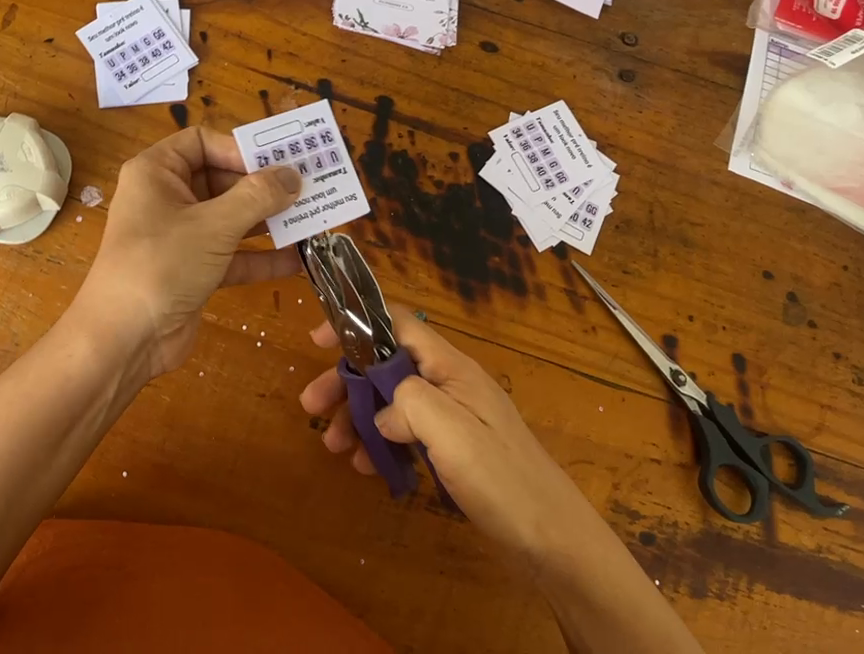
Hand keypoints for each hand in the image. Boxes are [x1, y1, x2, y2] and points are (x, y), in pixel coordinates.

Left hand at [73, 127, 302, 376]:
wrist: (124, 338)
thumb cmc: (162, 264)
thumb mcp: (213, 225)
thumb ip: (256, 197)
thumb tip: (293, 175)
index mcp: (156, 172)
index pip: (201, 142)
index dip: (239, 148)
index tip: (277, 162)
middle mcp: (166, 198)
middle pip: (220, 179)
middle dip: (262, 187)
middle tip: (307, 189)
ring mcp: (180, 236)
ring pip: (230, 218)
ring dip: (267, 221)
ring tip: (312, 219)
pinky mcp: (192, 270)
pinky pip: (232, 254)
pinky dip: (260, 256)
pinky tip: (298, 260)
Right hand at [298, 307, 593, 560]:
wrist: (552, 539)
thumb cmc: (500, 476)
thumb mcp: (448, 427)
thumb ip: (406, 400)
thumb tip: (383, 412)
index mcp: (450, 367)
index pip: (396, 324)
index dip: (355, 324)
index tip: (317, 340)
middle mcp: (450, 383)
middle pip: (385, 366)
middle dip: (346, 382)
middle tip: (311, 406)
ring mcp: (453, 416)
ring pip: (391, 401)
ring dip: (358, 418)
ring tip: (334, 448)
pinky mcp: (455, 448)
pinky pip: (406, 432)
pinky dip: (381, 443)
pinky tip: (368, 466)